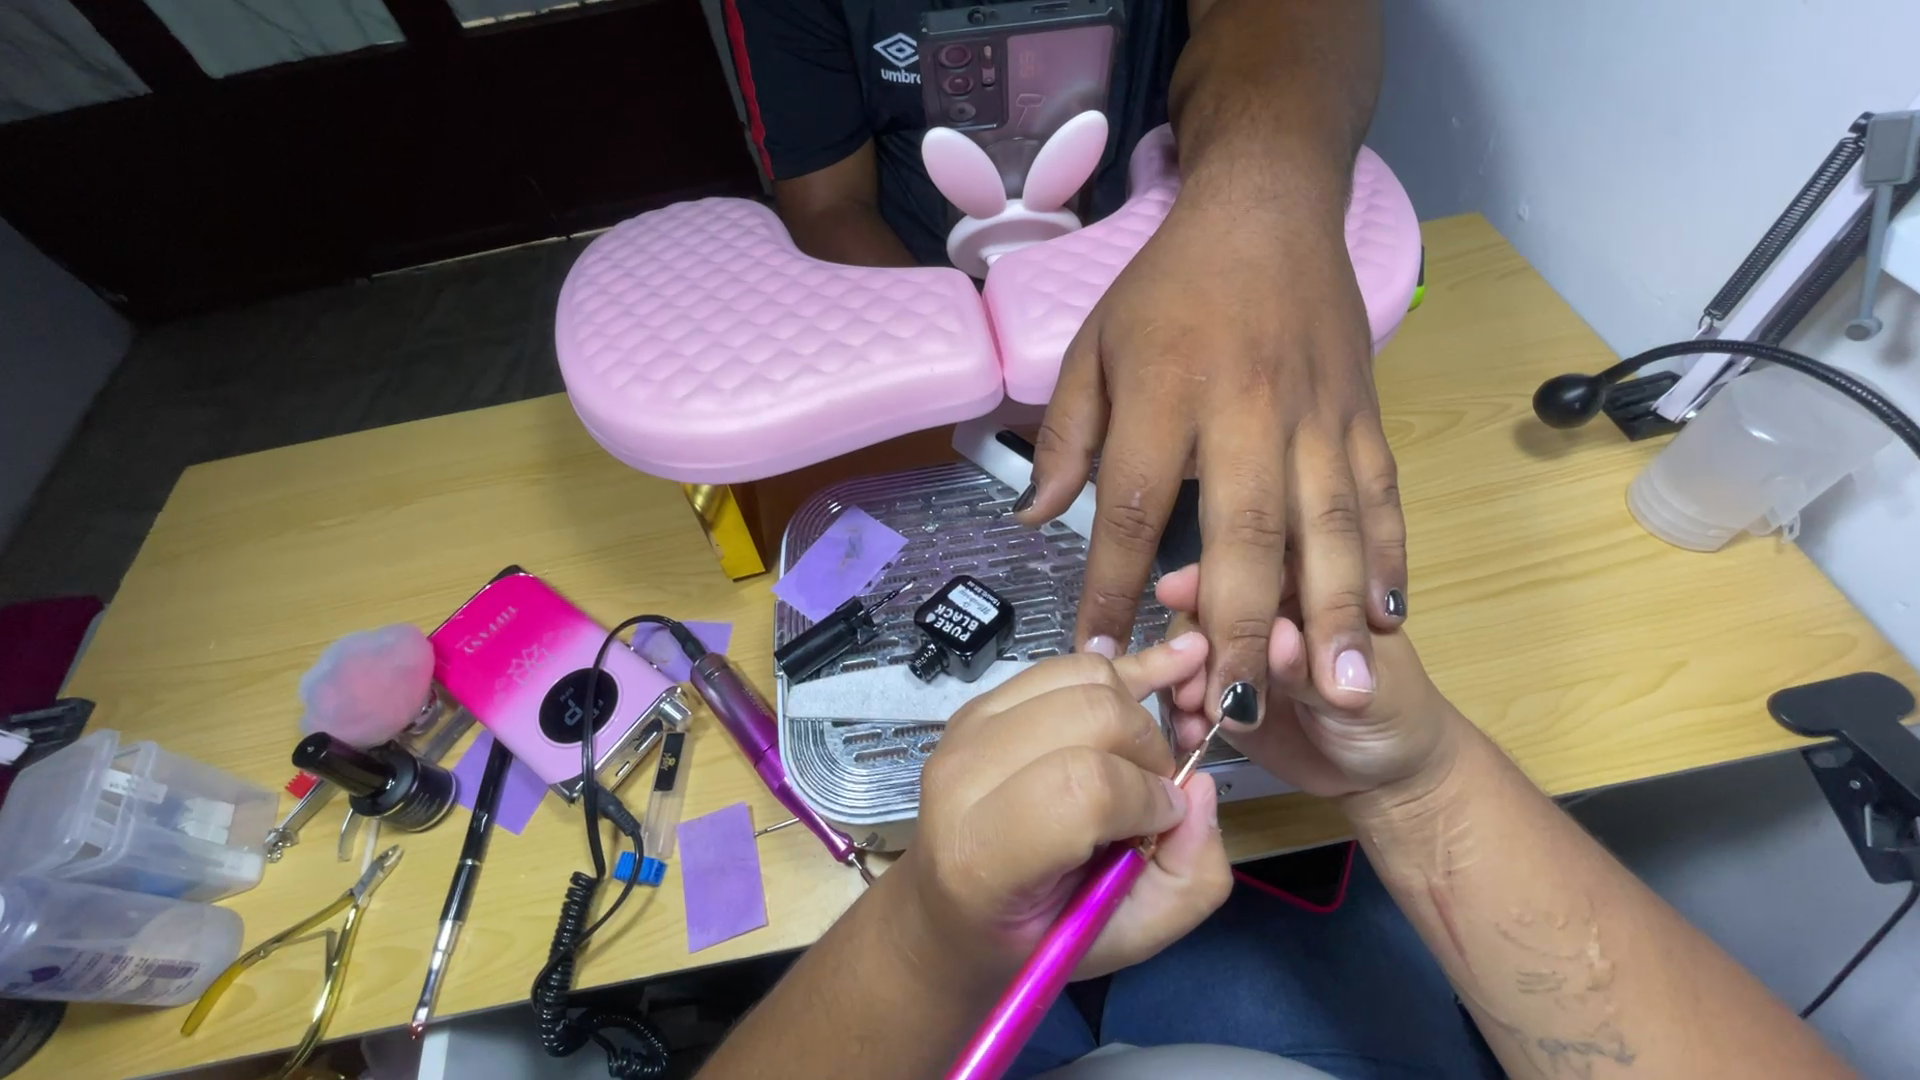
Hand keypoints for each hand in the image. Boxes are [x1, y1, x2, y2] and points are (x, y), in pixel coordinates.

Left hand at [891, 636, 1231, 991]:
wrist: (949, 906)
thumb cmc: (1031, 937)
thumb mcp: (1122, 942)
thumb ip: (1186, 883)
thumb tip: (1200, 789)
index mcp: (981, 852)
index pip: (1083, 786)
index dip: (1143, 797)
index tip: (1162, 822)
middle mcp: (962, 776)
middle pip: (1089, 713)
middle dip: (1147, 748)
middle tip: (1152, 789)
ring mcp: (967, 727)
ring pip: (1082, 674)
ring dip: (1134, 708)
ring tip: (1142, 754)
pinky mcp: (981, 701)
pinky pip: (1066, 664)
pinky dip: (1122, 670)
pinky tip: (1171, 662)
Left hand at [1018, 196, 1405, 725]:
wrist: (1266, 213)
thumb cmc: (1167, 289)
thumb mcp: (1092, 350)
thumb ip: (1064, 438)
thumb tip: (1035, 519)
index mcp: (1166, 395)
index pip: (1133, 510)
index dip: (1113, 588)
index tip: (1100, 654)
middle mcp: (1247, 412)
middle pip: (1243, 535)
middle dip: (1237, 629)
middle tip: (1230, 713)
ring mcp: (1318, 416)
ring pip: (1328, 527)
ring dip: (1328, 615)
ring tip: (1333, 691)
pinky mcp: (1365, 415)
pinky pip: (1380, 496)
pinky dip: (1386, 561)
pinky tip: (1385, 622)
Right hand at [1155, 565, 1454, 798]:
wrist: (1390, 775)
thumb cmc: (1397, 712)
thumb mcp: (1368, 688)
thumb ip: (1315, 666)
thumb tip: (1277, 636)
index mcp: (1303, 590)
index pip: (1251, 571)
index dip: (1211, 580)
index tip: (1176, 592)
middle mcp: (1261, 615)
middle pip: (1206, 608)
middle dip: (1186, 635)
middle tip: (1182, 670)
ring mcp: (1237, 656)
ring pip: (1187, 650)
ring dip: (1179, 675)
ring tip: (1187, 706)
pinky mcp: (1221, 696)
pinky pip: (1188, 695)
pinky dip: (1182, 711)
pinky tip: (1187, 728)